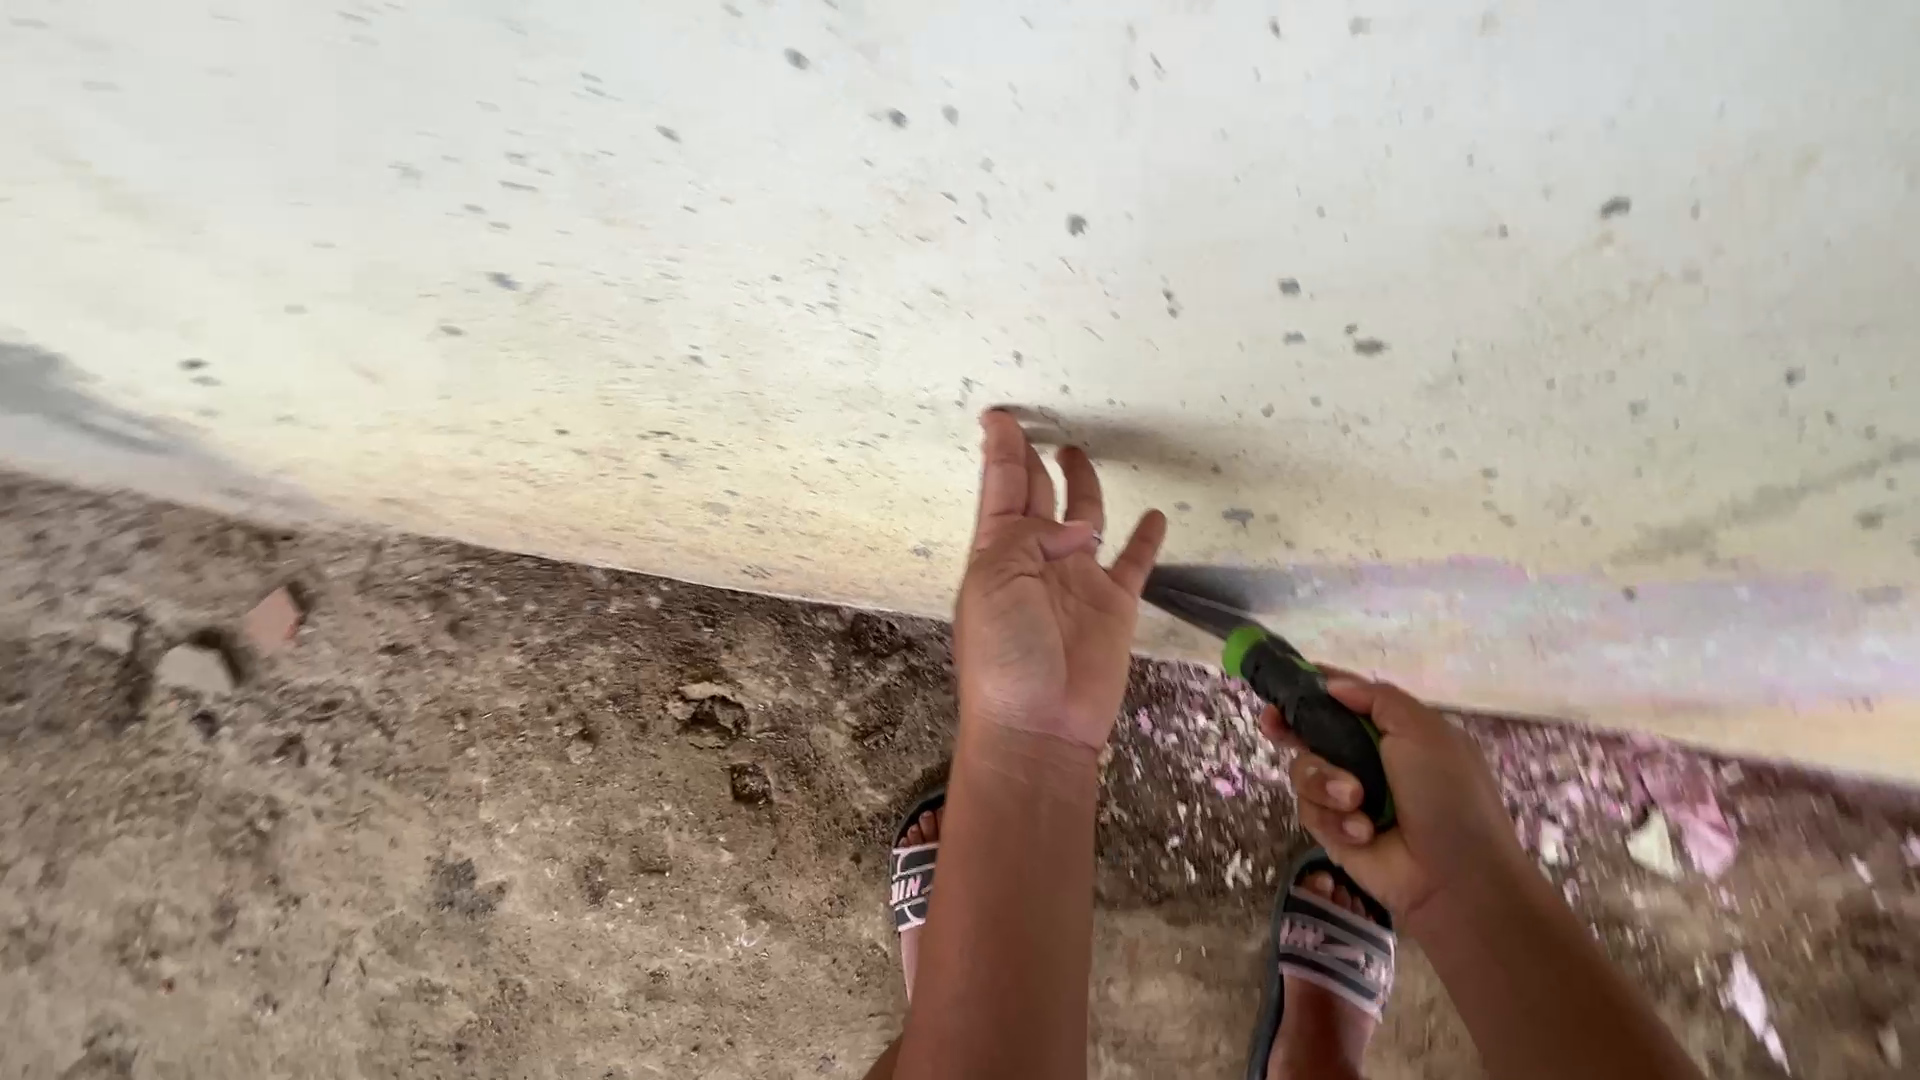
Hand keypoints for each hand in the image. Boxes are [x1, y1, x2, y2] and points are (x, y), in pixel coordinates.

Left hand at [953, 411, 1167, 750]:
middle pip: (1037, 497)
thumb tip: (1075, 528)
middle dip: (1032, 464)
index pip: (1000, 489)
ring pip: (1083, 518)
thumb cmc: (1004, 653)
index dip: (1000, 453)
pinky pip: (1134, 561)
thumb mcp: (996, 580)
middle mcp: (1037, 559)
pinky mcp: (1115, 604)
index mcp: (998, 552)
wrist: (1039, 723)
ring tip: (1076, 452)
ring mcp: (1077, 580)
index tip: (997, 416)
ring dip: (1080, 486)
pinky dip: (1146, 538)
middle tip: (1035, 427)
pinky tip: (1153, 515)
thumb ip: (1030, 537)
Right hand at [1261, 676, 1527, 920]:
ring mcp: (1345, 794)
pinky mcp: (1332, 828)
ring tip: (1354, 801)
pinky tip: (1362, 832)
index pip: (1343, 698)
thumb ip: (1377, 698)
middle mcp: (1364, 758)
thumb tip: (1331, 684)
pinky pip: (1308, 807)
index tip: (1284, 686)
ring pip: (1303, 769)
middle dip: (1288, 727)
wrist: (1456, 878)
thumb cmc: (1448, 796)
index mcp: (1390, 731)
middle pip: (1308, 731)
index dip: (1312, 687)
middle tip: (1273, 725)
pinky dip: (1333, 817)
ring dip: (1324, 782)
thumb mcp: (1423, 733)